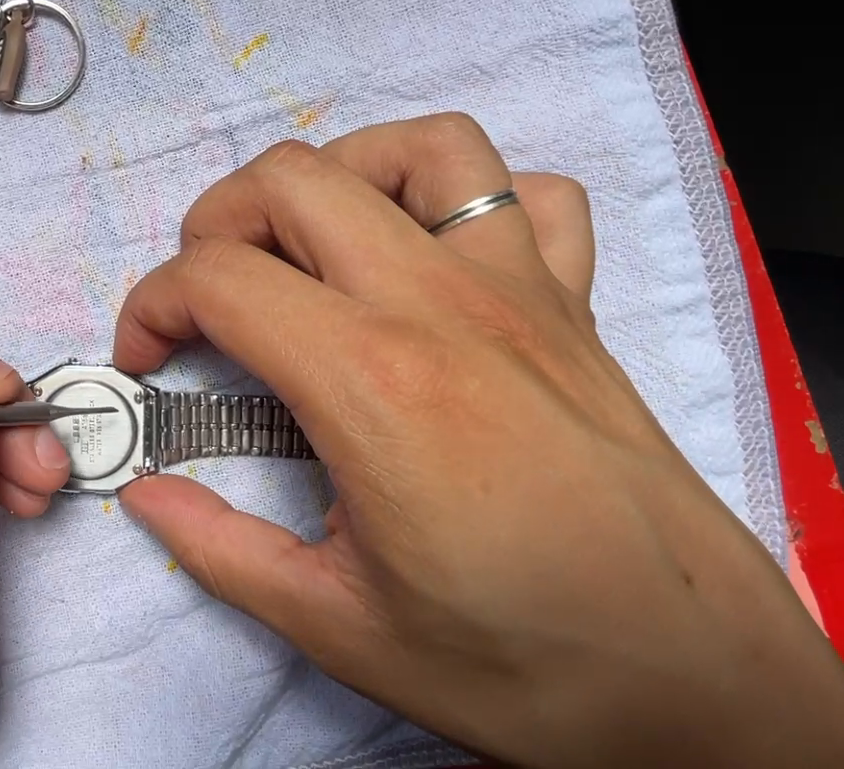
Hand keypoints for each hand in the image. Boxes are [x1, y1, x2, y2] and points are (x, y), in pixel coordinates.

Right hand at [114, 114, 843, 767]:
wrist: (702, 695)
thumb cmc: (514, 664)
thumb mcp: (334, 625)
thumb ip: (216, 547)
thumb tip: (142, 494)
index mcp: (370, 381)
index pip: (218, 277)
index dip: (151, 305)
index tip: (143, 359)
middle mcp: (441, 304)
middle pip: (293, 179)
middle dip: (214, 220)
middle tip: (204, 296)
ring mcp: (521, 289)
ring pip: (419, 147)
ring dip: (338, 173)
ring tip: (307, 243)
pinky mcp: (575, 305)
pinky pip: (528, 195)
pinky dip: (463, 198)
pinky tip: (430, 254)